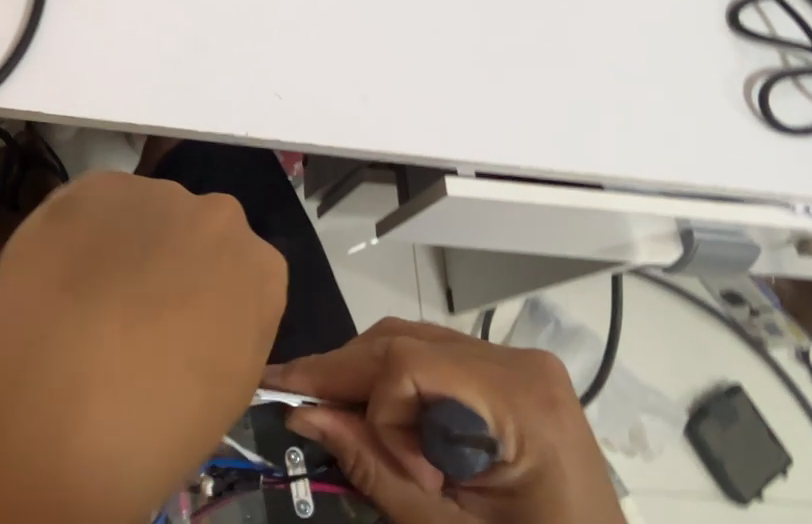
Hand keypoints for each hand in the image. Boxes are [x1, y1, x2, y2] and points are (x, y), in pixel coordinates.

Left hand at [0, 171, 288, 518]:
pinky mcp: (95, 185)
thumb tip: (190, 334)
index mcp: (261, 273)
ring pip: (144, 215)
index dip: (206, 303)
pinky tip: (54, 277)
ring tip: (82, 298)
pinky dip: (78, 234)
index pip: (243, 276)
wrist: (55, 398)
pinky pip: (93, 207)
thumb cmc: (149, 429)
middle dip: (170, 261)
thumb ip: (221, 342)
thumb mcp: (219, 400)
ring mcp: (156, 194)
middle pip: (197, 233)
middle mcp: (219, 218)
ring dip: (124, 245)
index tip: (178, 332)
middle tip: (129, 312)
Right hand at [263, 318, 623, 523]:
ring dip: (368, 377)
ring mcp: (521, 364)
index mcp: (520, 401)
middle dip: (347, 375)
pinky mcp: (515, 376)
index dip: (371, 406)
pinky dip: (399, 385)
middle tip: (291, 400)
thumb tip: (303, 414)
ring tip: (332, 415)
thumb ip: (375, 470)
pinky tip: (377, 416)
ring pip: (414, 342)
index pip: (410, 363)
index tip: (369, 463)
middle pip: (406, 342)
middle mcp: (521, 362)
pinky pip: (437, 360)